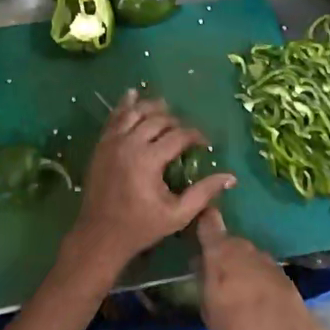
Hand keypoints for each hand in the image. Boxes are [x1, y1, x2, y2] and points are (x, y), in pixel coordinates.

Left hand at [65, 91, 235, 274]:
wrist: (99, 235)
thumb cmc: (140, 227)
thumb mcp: (177, 215)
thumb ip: (203, 193)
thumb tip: (230, 177)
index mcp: (148, 160)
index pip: (178, 136)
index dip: (195, 136)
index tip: (204, 143)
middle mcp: (129, 143)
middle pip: (157, 119)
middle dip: (175, 121)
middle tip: (186, 132)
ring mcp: (112, 142)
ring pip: (134, 112)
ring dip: (151, 107)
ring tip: (165, 108)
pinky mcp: (101, 144)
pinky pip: (114, 117)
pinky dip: (125, 104)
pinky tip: (133, 95)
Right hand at [196, 207, 329, 329]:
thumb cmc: (239, 327)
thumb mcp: (208, 309)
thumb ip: (203, 281)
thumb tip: (202, 266)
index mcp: (220, 251)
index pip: (208, 221)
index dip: (203, 220)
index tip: (197, 228)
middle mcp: (244, 247)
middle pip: (229, 242)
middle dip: (221, 255)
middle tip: (215, 277)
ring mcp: (267, 259)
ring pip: (246, 257)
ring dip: (241, 269)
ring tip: (236, 294)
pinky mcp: (284, 274)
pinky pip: (262, 271)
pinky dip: (257, 280)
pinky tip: (257, 302)